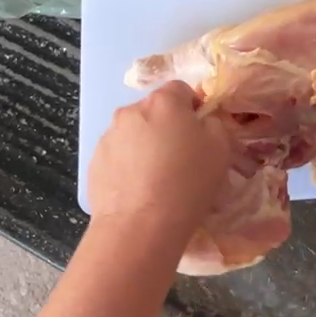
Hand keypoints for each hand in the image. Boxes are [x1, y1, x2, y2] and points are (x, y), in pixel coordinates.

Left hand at [88, 83, 232, 239]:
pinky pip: (118, 156)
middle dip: (168, 128)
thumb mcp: (221, 149)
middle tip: (181, 159)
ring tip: (157, 180)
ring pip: (134, 134)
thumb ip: (215, 123)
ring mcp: (108, 136)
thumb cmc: (187, 183)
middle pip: (155, 111)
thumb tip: (203, 121)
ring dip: (146, 147)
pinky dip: (128, 167)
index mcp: (163, 101)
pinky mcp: (94, 162)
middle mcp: (131, 111)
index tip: (201, 135)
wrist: (140, 226)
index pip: (182, 89)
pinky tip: (139, 191)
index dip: (194, 109)